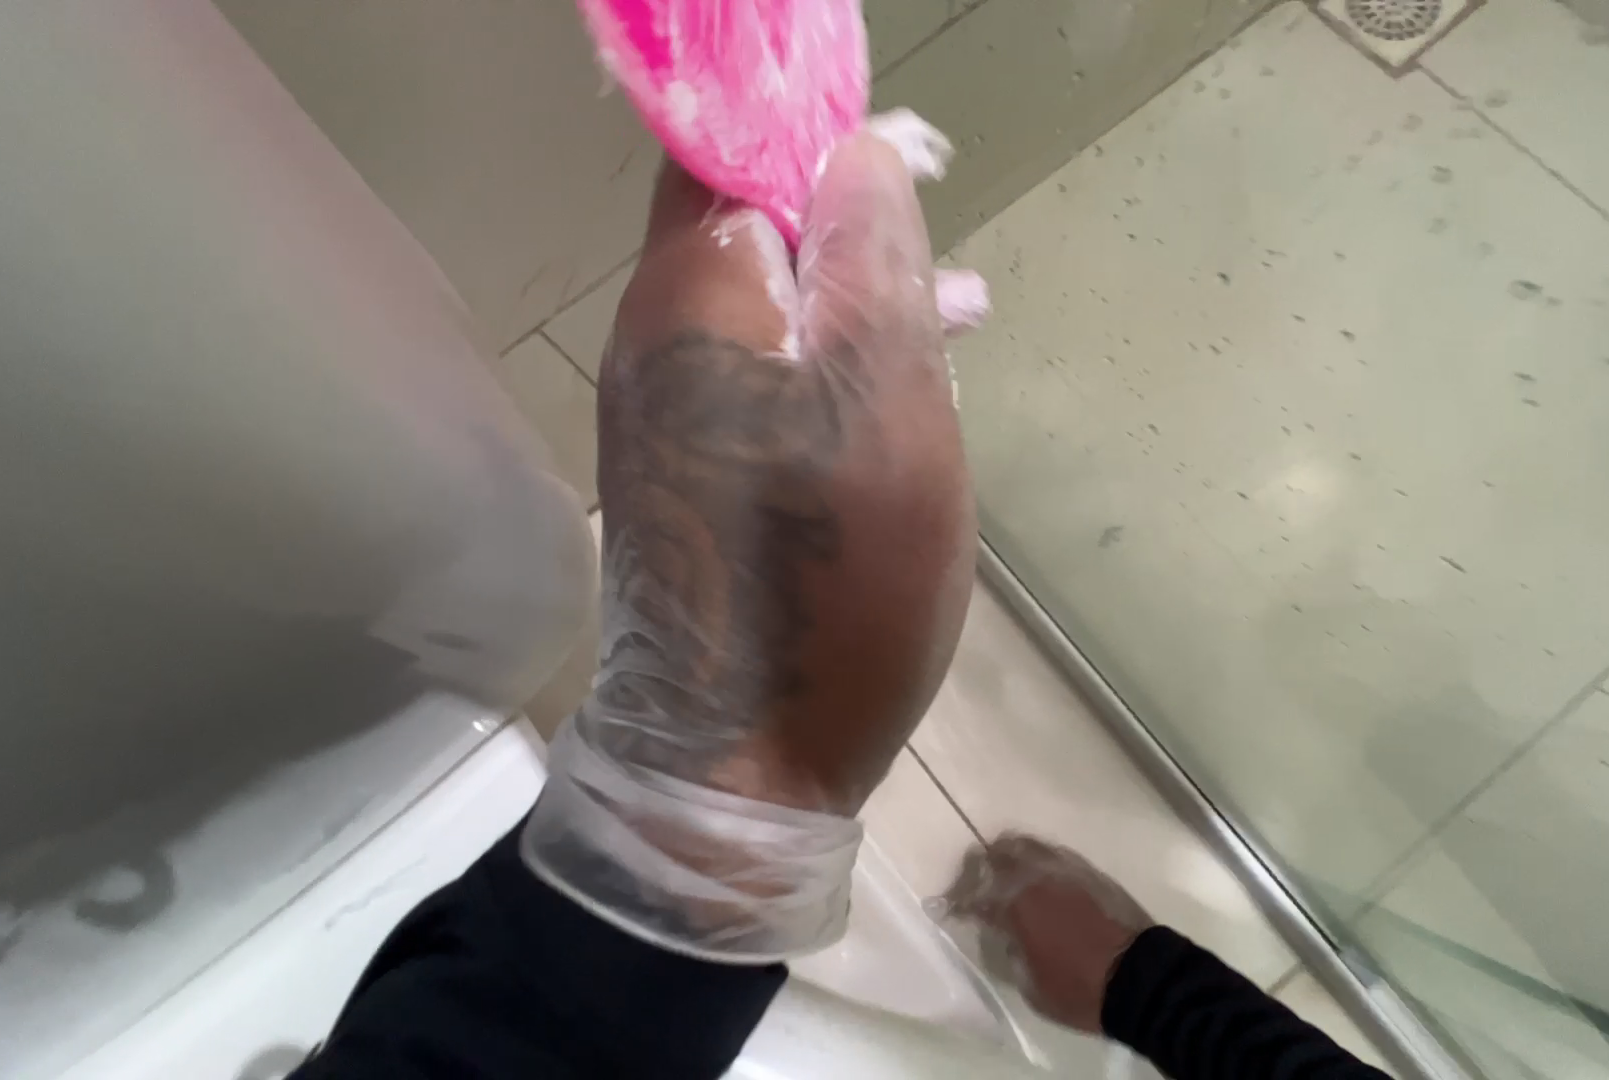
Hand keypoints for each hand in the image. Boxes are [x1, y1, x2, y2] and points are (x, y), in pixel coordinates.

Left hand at [523, 118, 976, 962]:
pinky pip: (761, 380)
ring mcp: (666, 415)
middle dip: (845, 216)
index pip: (732, 153)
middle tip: (941, 234)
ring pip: (765, 309)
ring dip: (849, 296)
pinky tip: (895, 388)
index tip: (910, 153)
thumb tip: (857, 157)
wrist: (740, 761)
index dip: (817, 135)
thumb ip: (874, 271)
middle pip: (747, 229)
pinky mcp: (690, 474)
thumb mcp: (887, 415)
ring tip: (951, 309)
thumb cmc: (833, 590)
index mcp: (695, 306)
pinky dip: (827, 364)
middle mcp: (657, 345)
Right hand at [944, 834, 1156, 1032]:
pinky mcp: (1086, 869)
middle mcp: (1034, 877)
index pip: (973, 895)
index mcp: (1015, 905)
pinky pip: (1050, 852)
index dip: (956, 902)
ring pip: (1023, 844)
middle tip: (973, 883)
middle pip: (995, 854)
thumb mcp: (1032, 987)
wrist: (1141, 978)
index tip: (946, 908)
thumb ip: (1008, 953)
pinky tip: (1038, 877)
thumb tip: (1001, 936)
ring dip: (1006, 855)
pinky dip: (1036, 860)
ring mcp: (1062, 868)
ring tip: (1003, 872)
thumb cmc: (1081, 990)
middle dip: (977, 867)